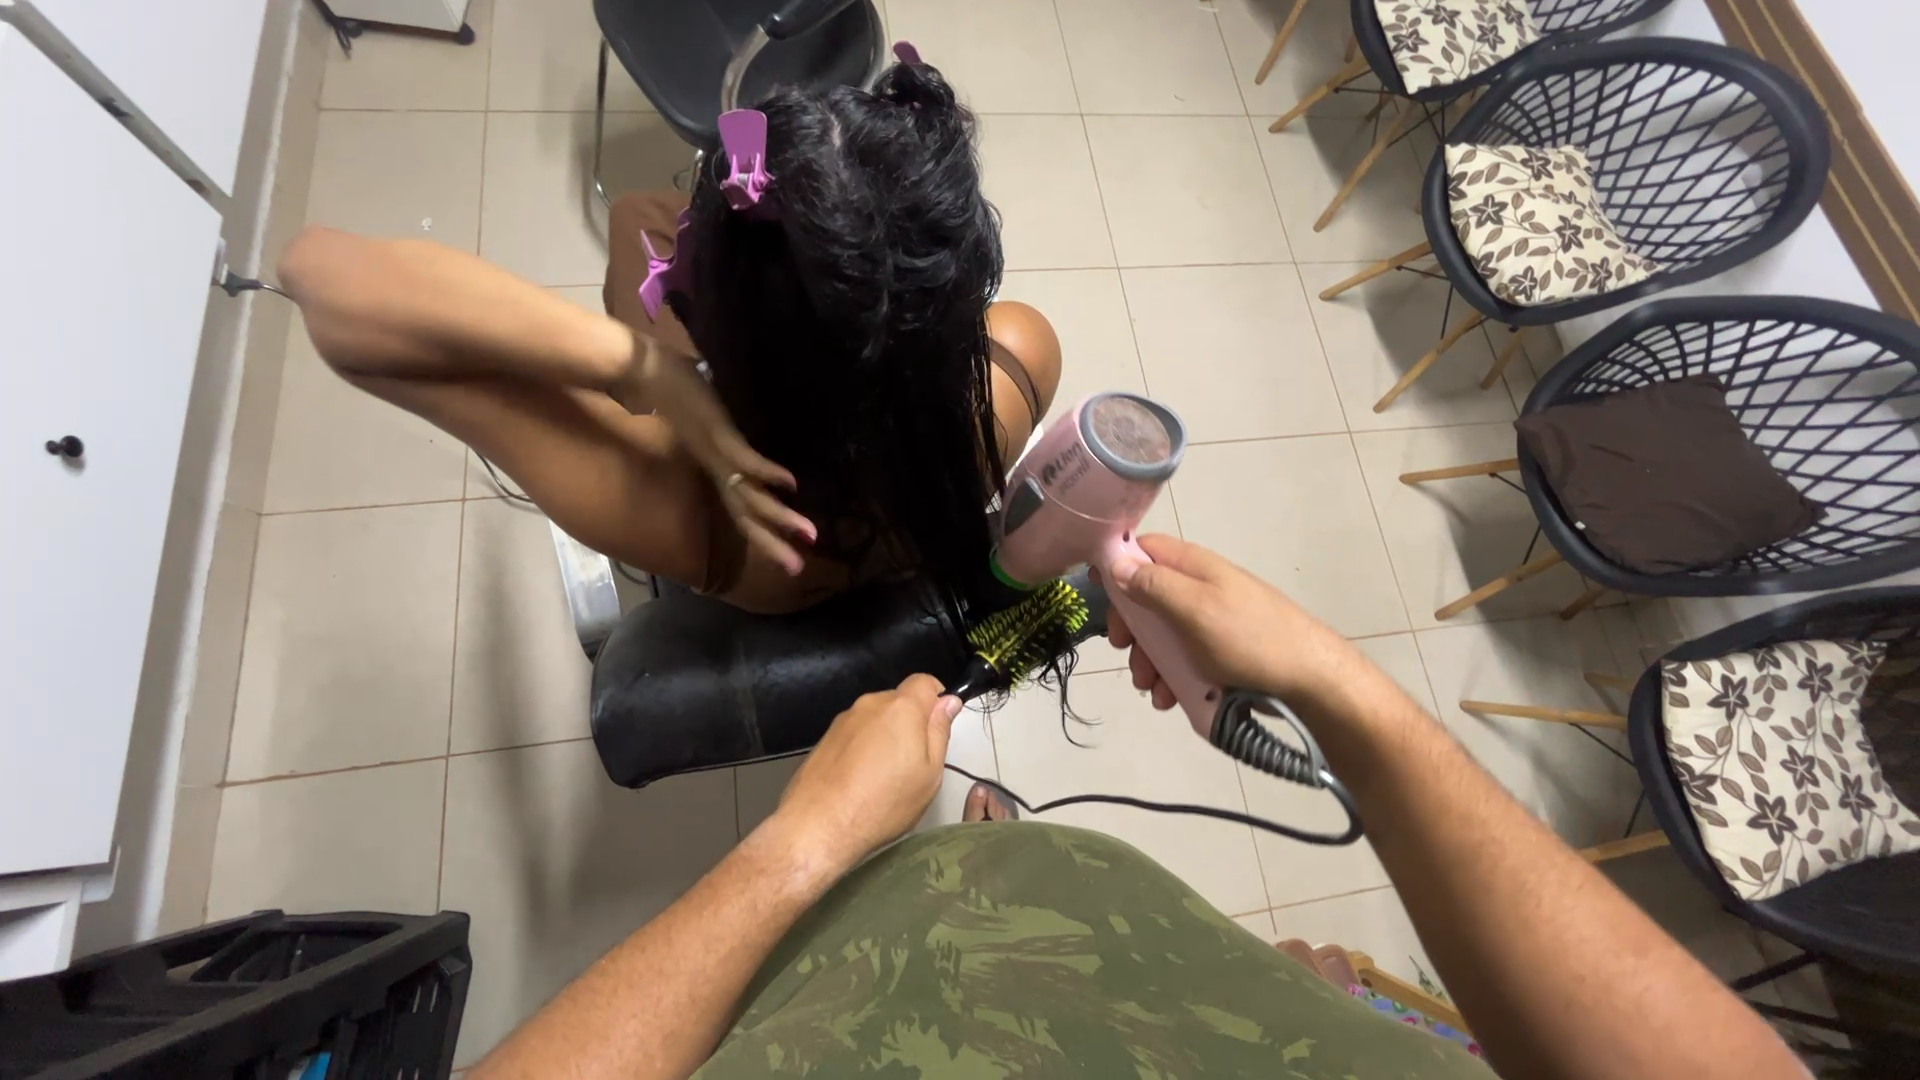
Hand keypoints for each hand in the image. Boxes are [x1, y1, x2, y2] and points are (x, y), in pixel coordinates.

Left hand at [621, 336, 816, 575]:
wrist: (633, 369)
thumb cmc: (666, 385)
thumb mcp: (703, 412)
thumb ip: (721, 425)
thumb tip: (737, 421)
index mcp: (713, 466)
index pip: (741, 507)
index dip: (764, 530)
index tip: (787, 551)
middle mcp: (716, 468)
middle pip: (747, 515)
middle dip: (774, 543)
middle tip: (798, 569)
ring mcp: (716, 453)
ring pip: (751, 496)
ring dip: (780, 517)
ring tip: (809, 535)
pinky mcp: (716, 434)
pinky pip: (745, 460)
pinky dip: (768, 473)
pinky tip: (791, 484)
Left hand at [772, 675, 961, 867]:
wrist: (818, 826)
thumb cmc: (884, 802)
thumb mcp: (929, 773)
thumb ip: (939, 731)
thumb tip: (948, 701)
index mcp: (901, 707)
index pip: (925, 681)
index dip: (937, 699)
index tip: (938, 727)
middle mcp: (870, 704)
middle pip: (899, 701)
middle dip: (910, 722)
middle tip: (913, 761)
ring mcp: (843, 720)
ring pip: (876, 719)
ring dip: (884, 737)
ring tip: (883, 776)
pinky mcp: (825, 738)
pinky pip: (854, 734)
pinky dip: (862, 749)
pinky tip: (859, 780)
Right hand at [1100, 534, 1365, 712]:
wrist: (1311, 684)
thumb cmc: (1249, 639)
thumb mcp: (1194, 609)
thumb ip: (1153, 584)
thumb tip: (1115, 561)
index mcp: (1194, 567)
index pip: (1144, 550)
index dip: (1117, 567)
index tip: (1099, 595)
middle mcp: (1200, 589)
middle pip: (1146, 598)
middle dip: (1131, 628)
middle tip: (1124, 650)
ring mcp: (1210, 622)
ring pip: (1162, 635)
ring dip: (1148, 660)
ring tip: (1150, 687)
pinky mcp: (1219, 653)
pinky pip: (1182, 660)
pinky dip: (1170, 677)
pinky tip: (1170, 698)